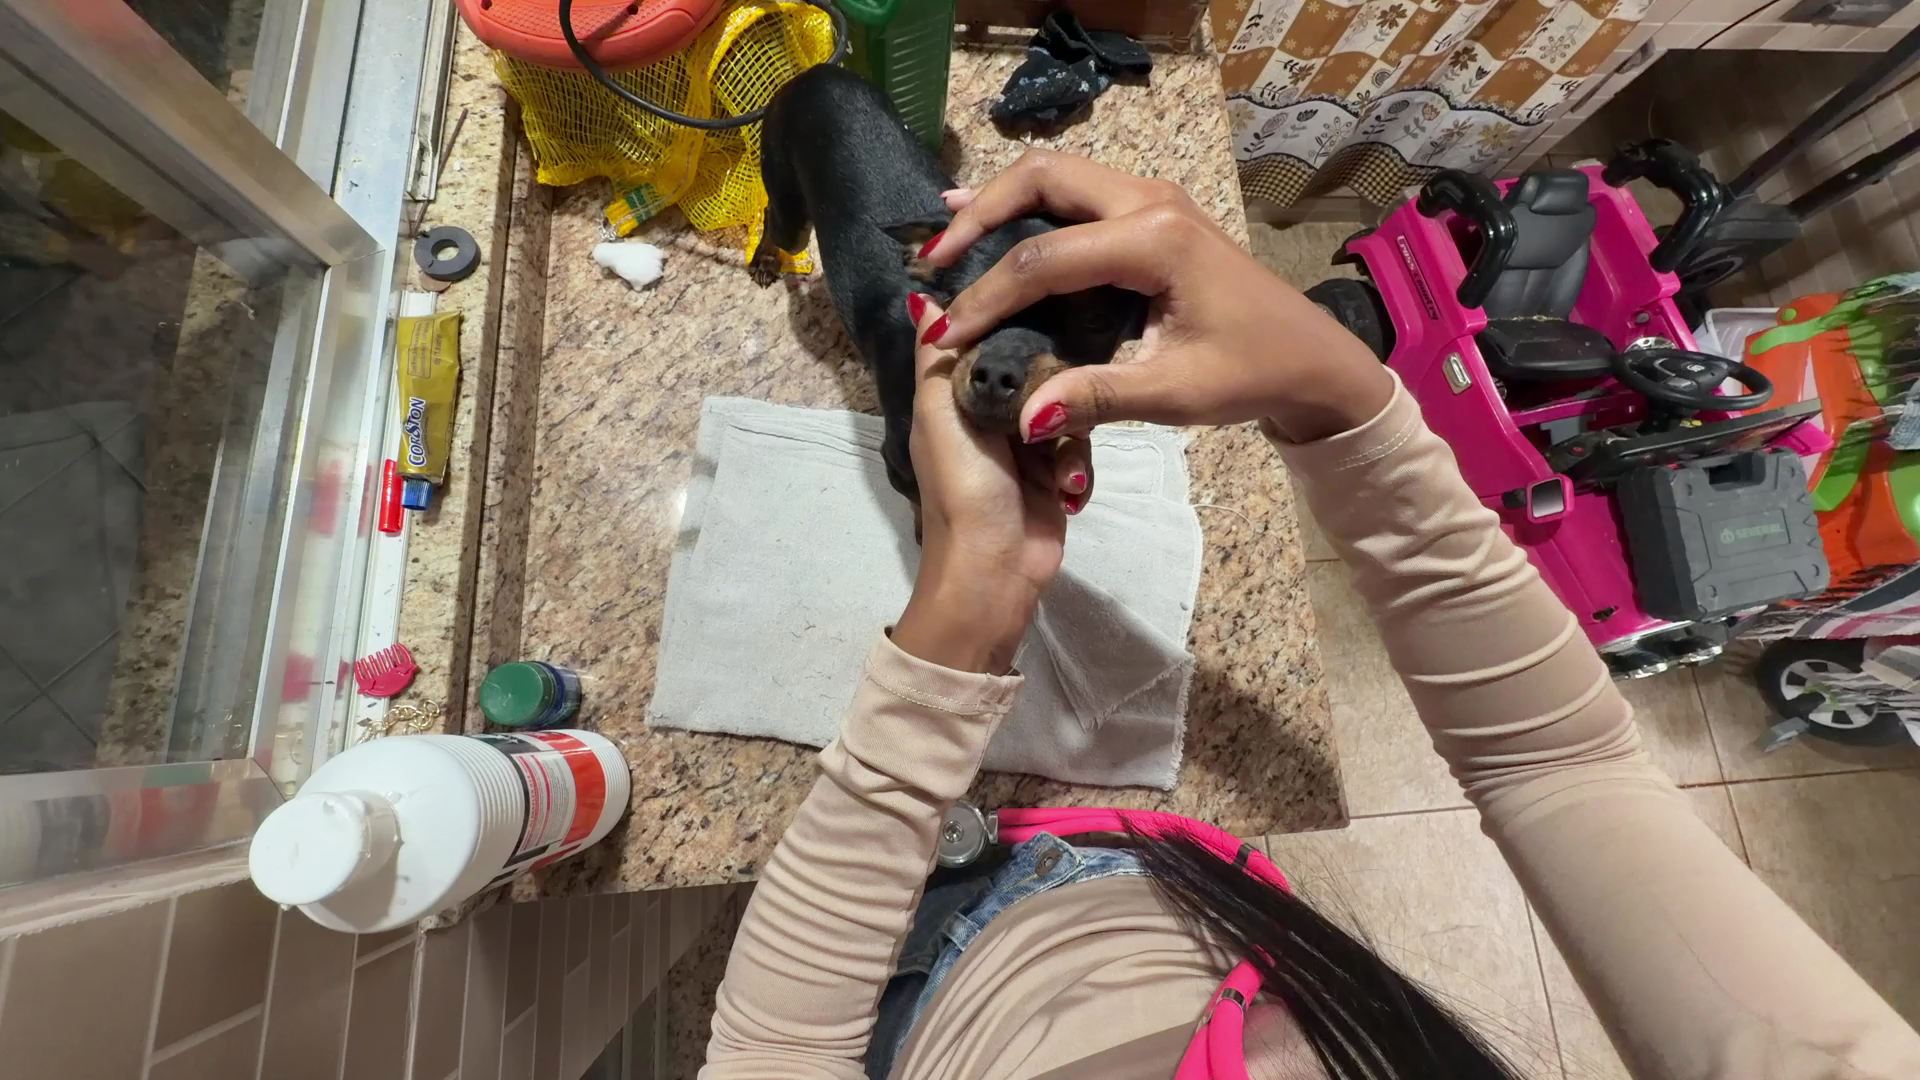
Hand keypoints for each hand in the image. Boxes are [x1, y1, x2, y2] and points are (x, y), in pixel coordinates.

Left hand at [891, 295, 1089, 673]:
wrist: (995, 569)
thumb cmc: (964, 487)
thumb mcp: (939, 415)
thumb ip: (935, 359)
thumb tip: (920, 297)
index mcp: (954, 399)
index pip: (989, 342)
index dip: (1014, 323)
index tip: (1050, 300)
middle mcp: (989, 416)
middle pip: (1037, 370)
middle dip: (1056, 386)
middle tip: (1065, 391)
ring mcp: (1026, 445)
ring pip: (1066, 408)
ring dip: (1068, 441)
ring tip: (1058, 468)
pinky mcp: (1055, 473)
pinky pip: (1080, 449)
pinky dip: (1076, 470)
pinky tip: (1067, 491)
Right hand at [922, 150, 1393, 443]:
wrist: (1309, 357)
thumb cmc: (1250, 372)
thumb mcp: (1173, 392)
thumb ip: (1096, 396)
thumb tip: (1025, 416)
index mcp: (1155, 242)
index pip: (1045, 259)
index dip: (987, 297)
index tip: (945, 334)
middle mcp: (1150, 202)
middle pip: (1043, 179)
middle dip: (980, 214)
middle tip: (936, 258)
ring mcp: (1151, 201)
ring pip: (1057, 178)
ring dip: (1000, 203)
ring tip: (949, 238)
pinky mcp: (1150, 216)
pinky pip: (1076, 196)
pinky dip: (1029, 209)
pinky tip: (996, 228)